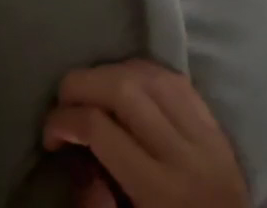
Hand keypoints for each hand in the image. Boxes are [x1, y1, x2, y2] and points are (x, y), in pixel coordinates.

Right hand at [43, 60, 249, 207]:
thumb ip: (93, 204)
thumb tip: (73, 162)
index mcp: (162, 190)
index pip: (98, 128)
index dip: (60, 122)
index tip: (50, 137)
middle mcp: (186, 155)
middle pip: (121, 88)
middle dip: (79, 86)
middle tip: (64, 106)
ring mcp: (207, 137)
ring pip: (147, 74)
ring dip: (107, 73)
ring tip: (91, 95)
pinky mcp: (217, 128)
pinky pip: (173, 79)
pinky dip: (140, 72)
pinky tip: (124, 85)